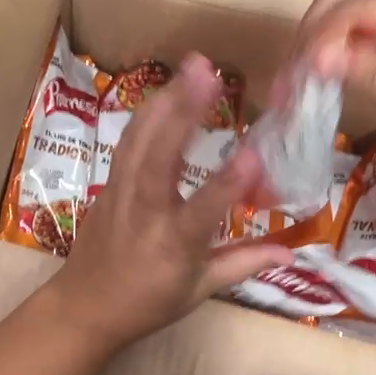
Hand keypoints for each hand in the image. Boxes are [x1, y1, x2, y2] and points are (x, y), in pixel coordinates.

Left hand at [51, 54, 291, 346]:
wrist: (83, 307)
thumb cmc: (146, 302)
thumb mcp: (198, 291)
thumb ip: (243, 263)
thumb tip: (291, 253)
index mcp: (172, 244)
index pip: (204, 211)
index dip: (228, 185)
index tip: (253, 154)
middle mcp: (145, 212)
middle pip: (159, 157)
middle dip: (182, 111)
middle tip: (206, 70)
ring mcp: (121, 193)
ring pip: (138, 141)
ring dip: (164, 100)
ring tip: (190, 67)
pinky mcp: (108, 184)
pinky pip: (127, 143)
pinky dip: (145, 114)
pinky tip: (163, 91)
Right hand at [287, 0, 375, 161]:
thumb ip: (375, 73)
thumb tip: (317, 61)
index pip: (357, 5)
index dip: (319, 39)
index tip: (294, 79)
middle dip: (311, 32)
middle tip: (290, 76)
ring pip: (347, 1)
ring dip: (319, 36)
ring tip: (302, 75)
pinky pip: (361, 18)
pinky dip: (337, 41)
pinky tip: (327, 69)